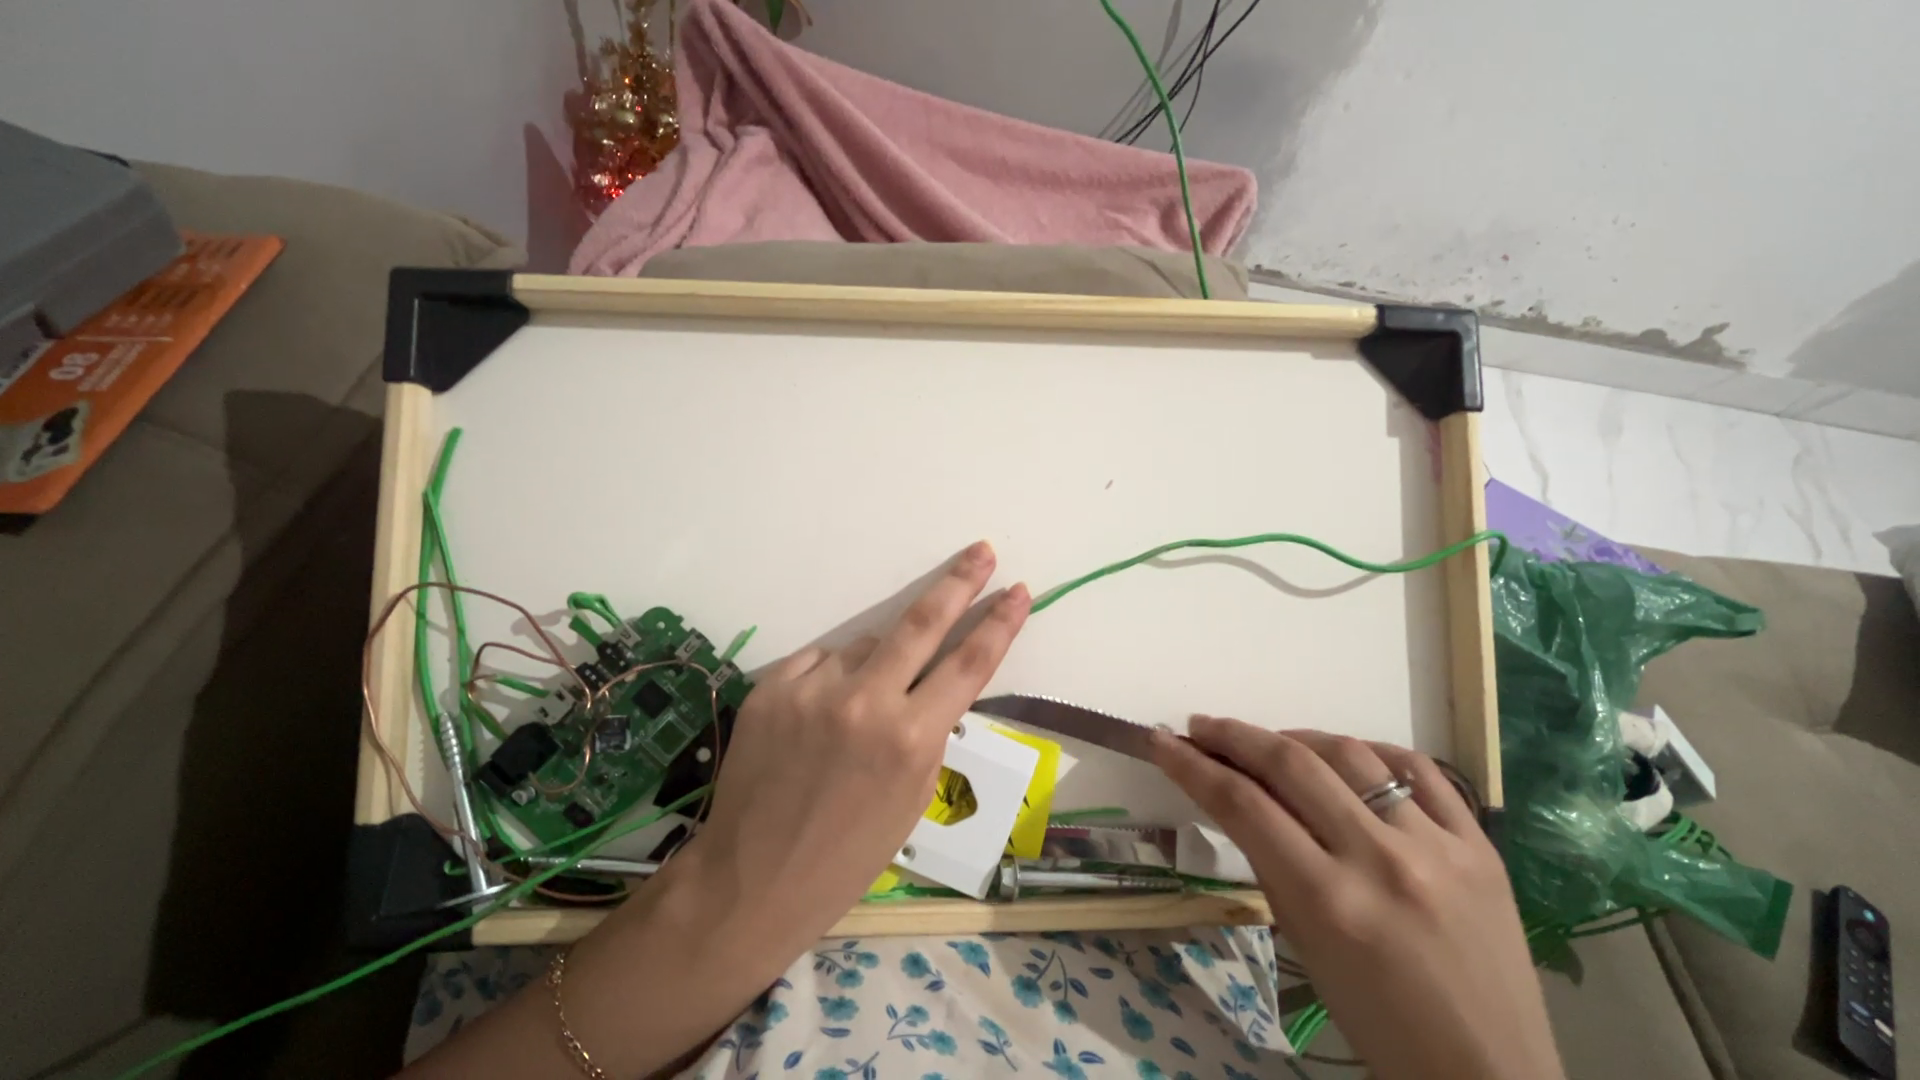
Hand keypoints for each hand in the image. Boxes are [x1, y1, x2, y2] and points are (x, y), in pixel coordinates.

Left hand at [684, 540, 1029, 944]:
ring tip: (854, 714)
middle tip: (980, 551)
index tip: (1018, 591)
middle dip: (958, 582)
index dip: (1000, 623)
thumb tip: (924, 682)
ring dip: (873, 664)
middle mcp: (865, 702)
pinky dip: (828, 679)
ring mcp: (813, 690)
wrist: (753, 879)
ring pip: (863, 646)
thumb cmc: (846, 856)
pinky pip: (818, 662)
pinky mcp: (772, 687)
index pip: (970, 664)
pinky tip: (816, 717)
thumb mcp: (912, 799)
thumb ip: (925, 732)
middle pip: (923, 622)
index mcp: (911, 739)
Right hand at [1151, 718, 1563, 1079]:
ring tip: (1272, 742)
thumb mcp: (1305, 946)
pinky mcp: (1481, 843)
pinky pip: (1421, 770)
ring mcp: (1438, 846)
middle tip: (1202, 726)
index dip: (1191, 765)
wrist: (1486, 1071)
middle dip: (1234, 736)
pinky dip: (1374, 752)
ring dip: (1298, 738)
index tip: (1161, 741)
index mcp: (1328, 900)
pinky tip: (1350, 756)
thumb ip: (1274, 866)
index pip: (1242, 805)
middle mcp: (1380, 860)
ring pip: (1352, 755)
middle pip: (1290, 764)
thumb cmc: (1376, 1022)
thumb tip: (1243, 801)